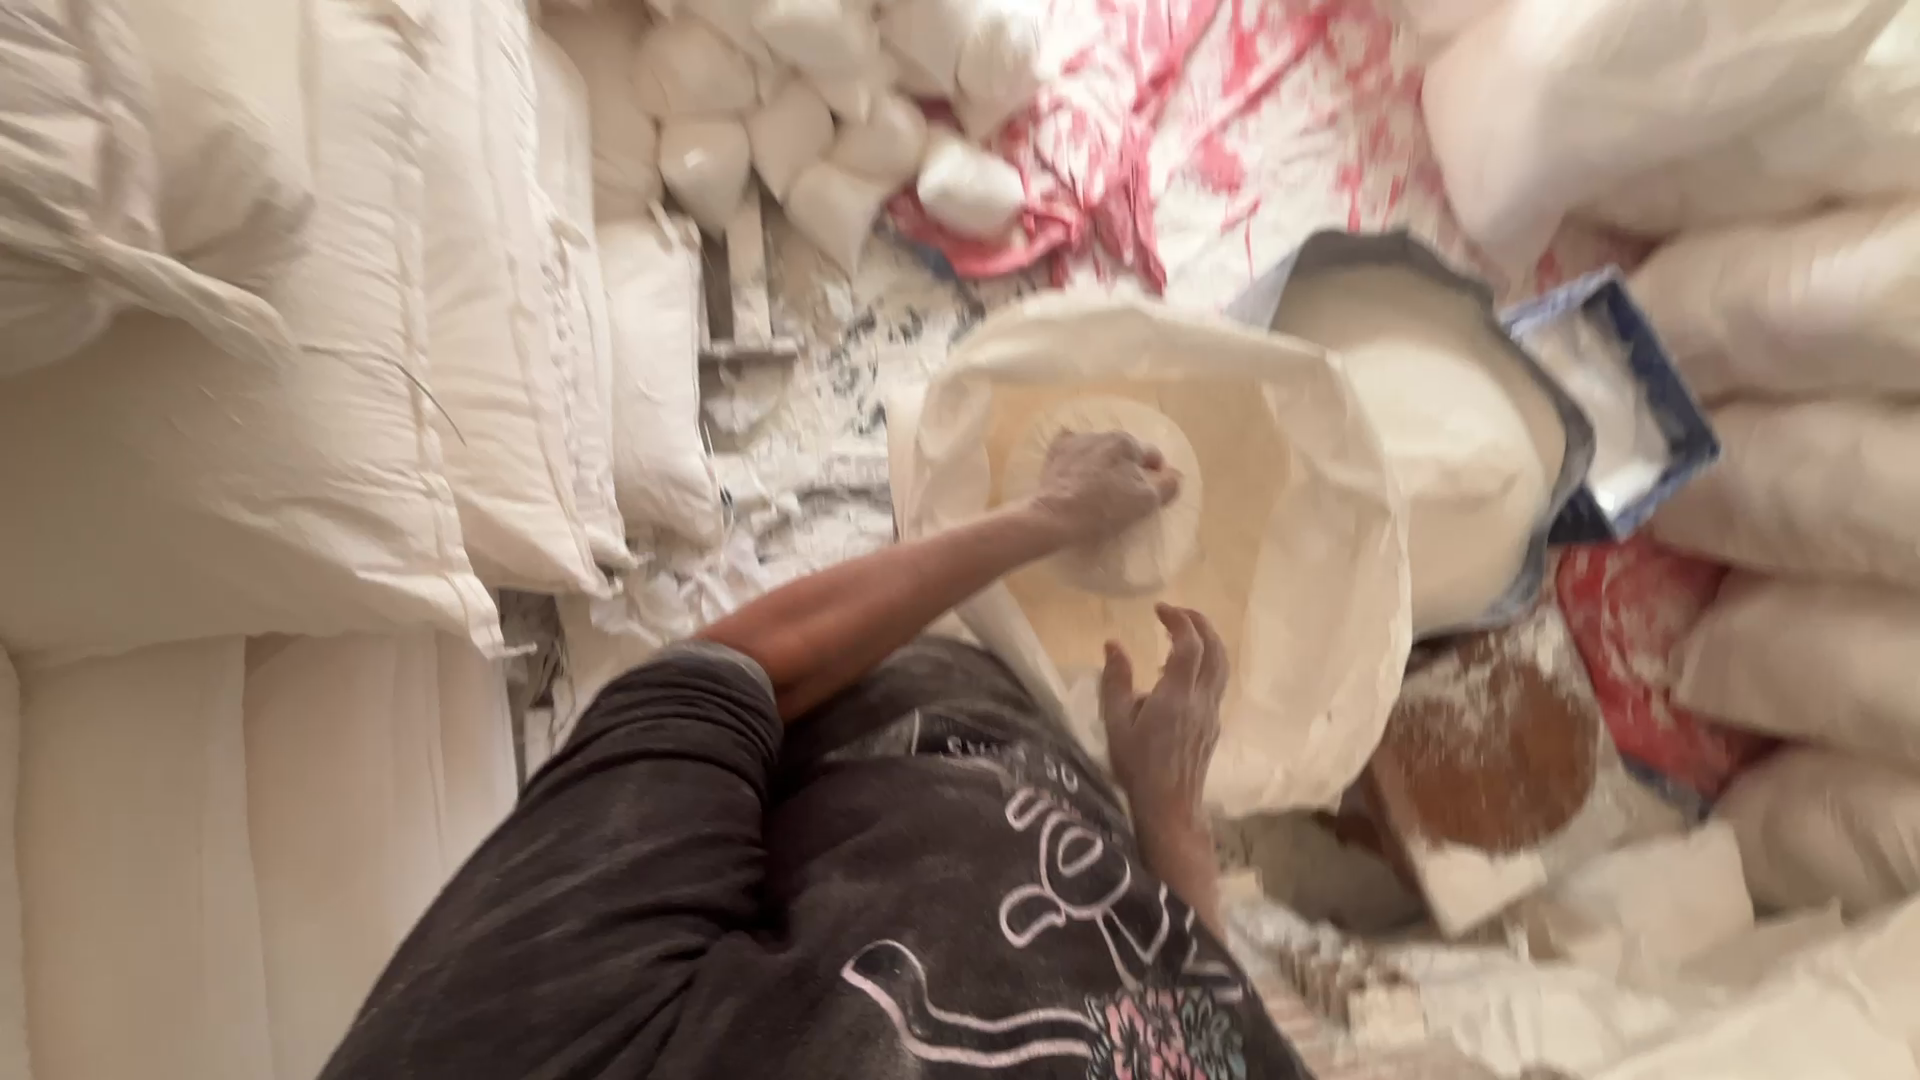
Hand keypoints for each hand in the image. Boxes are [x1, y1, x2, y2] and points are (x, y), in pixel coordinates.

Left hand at [1028, 431, 1180, 546]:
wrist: (1055, 515)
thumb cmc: (1104, 508)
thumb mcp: (1144, 502)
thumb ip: (1166, 486)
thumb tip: (1176, 475)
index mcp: (1127, 443)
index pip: (1152, 457)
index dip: (1155, 475)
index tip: (1149, 493)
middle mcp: (1102, 434)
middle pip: (1124, 452)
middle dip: (1128, 467)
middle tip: (1124, 492)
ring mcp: (1076, 441)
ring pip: (1099, 450)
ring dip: (1103, 463)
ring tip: (1098, 487)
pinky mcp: (1055, 452)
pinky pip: (1073, 451)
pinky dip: (1077, 460)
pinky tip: (1076, 474)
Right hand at [1100, 604, 1228, 833]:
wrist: (1170, 807)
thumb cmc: (1137, 766)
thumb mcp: (1116, 723)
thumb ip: (1115, 681)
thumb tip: (1113, 645)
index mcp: (1177, 696)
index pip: (1189, 646)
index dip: (1178, 621)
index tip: (1159, 609)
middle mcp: (1201, 700)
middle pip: (1215, 650)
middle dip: (1200, 623)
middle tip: (1177, 611)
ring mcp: (1212, 713)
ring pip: (1221, 666)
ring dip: (1208, 641)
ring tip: (1183, 633)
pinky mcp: (1213, 725)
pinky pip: (1216, 682)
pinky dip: (1205, 662)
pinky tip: (1180, 671)